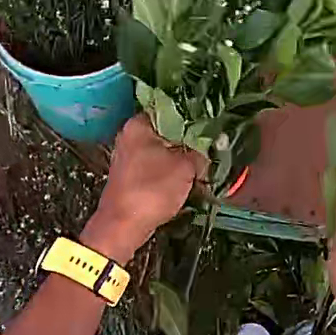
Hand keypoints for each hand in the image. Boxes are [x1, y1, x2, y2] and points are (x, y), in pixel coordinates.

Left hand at [83, 114, 201, 259]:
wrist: (123, 226)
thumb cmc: (151, 190)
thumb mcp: (186, 166)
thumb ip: (200, 150)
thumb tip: (213, 144)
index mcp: (139, 124)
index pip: (171, 108)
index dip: (194, 116)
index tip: (211, 124)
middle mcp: (130, 135)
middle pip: (167, 129)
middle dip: (189, 138)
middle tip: (210, 144)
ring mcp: (128, 155)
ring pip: (162, 148)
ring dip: (181, 156)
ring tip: (202, 162)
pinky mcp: (131, 174)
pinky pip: (156, 164)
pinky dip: (170, 169)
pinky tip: (186, 176)